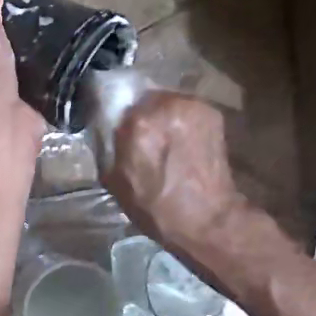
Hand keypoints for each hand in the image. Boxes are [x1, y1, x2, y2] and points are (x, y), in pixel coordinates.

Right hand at [104, 91, 248, 251]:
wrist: (208, 220)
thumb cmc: (154, 207)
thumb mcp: (113, 179)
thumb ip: (106, 144)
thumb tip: (104, 124)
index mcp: (138, 122)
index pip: (112, 95)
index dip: (108, 109)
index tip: (109, 124)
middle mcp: (166, 104)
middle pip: (140, 96)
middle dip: (137, 112)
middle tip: (137, 136)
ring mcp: (192, 106)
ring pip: (164, 100)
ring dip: (159, 115)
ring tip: (160, 140)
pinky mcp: (211, 112)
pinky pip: (183, 108)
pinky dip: (178, 120)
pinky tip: (179, 141)